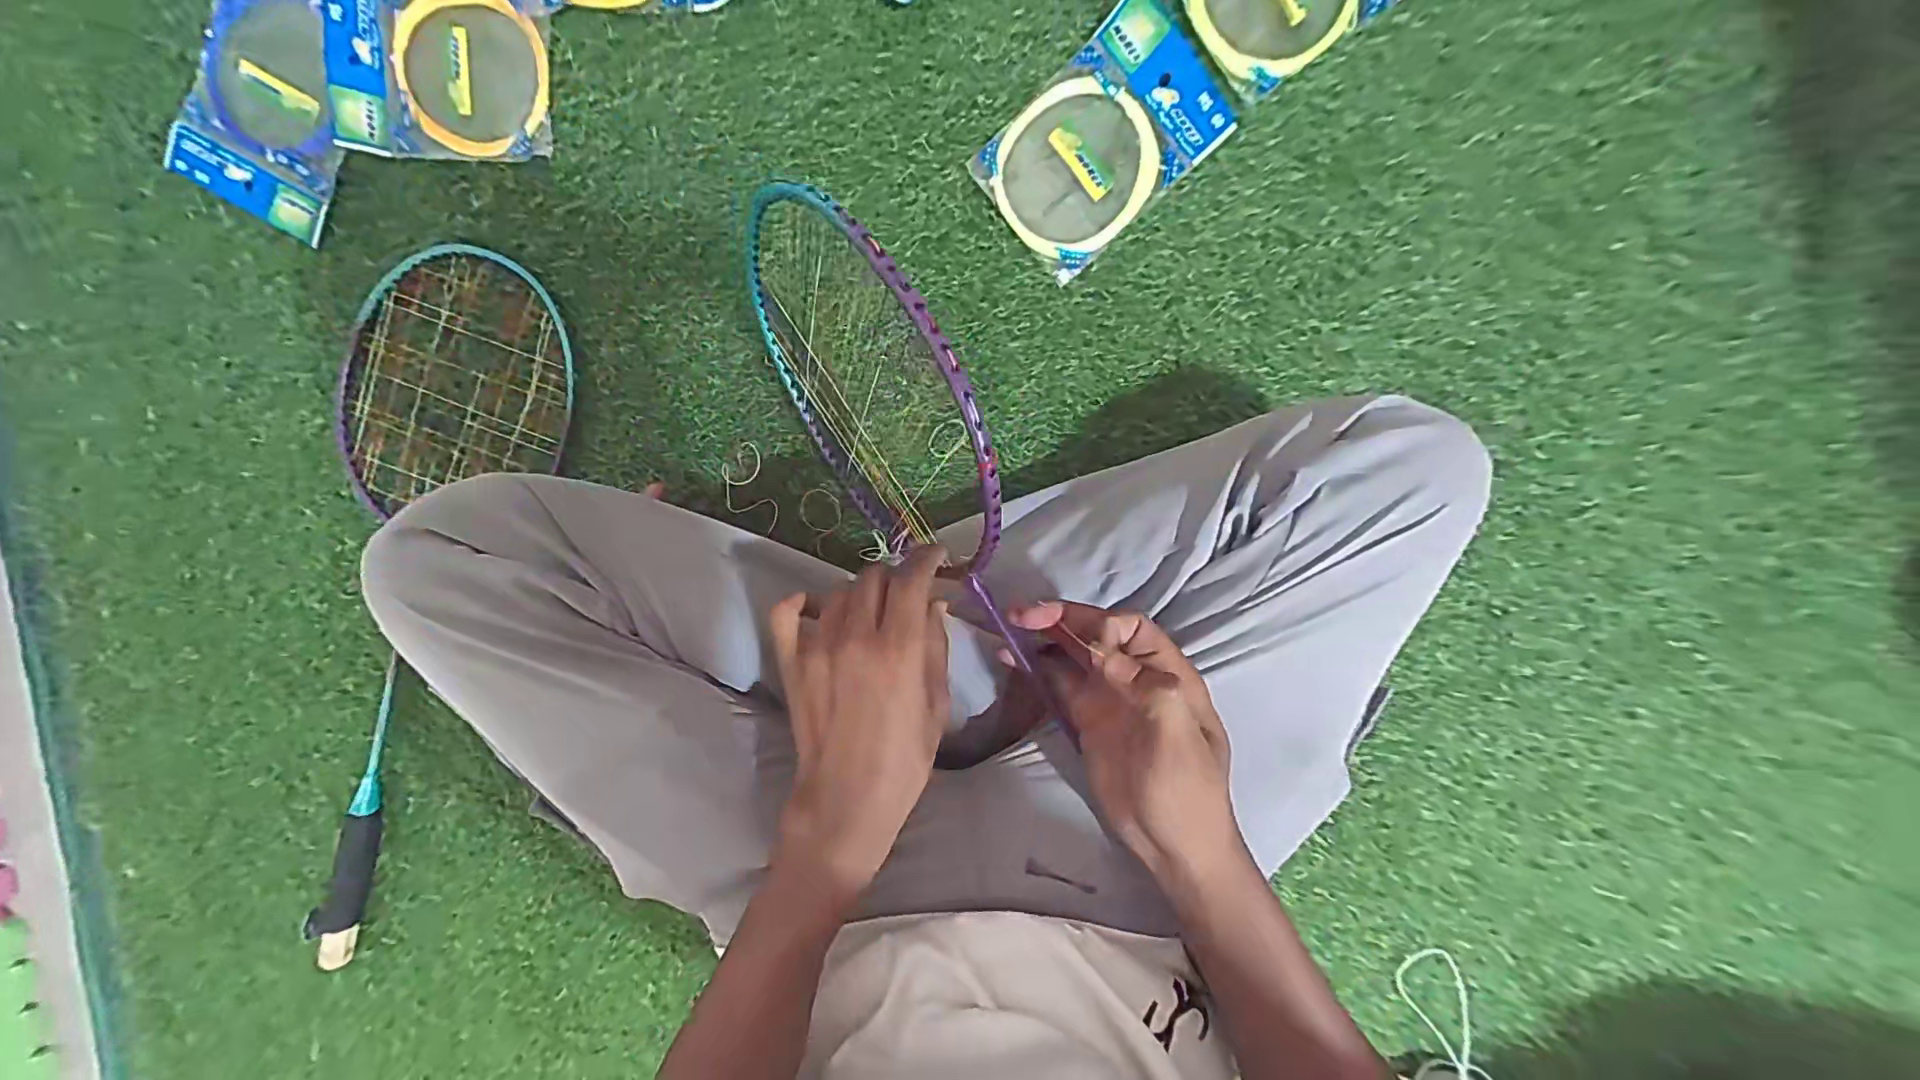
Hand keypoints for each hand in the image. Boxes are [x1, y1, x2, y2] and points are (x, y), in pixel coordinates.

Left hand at [768, 546, 951, 905]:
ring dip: (861, 591)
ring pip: (838, 591)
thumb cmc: (904, 759)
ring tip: (873, 609)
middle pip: (873, 577)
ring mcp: (816, 647)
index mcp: (897, 648)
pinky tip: (818, 609)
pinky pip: (787, 613)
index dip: (927, 559)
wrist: (845, 800)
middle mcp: (854, 636)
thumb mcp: (936, 704)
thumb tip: (934, 605)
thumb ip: (934, 647)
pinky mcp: (791, 662)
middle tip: (908, 592)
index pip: (911, 578)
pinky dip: (802, 602)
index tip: (938, 556)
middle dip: (897, 575)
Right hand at [1010, 601, 1247, 888]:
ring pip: (1072, 655)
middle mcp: (1134, 677)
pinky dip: (1036, 668)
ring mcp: (1108, 697)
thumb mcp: (1176, 736)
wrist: (1173, 844)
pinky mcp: (1086, 719)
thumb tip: (1101, 648)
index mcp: (1167, 672)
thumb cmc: (1188, 789)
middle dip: (1061, 619)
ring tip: (1008, 628)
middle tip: (1022, 614)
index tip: (1081, 645)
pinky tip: (1011, 659)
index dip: (1103, 626)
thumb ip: (1144, 685)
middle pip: (1096, 634)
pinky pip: (1058, 683)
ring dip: (1043, 638)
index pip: (1132, 629)